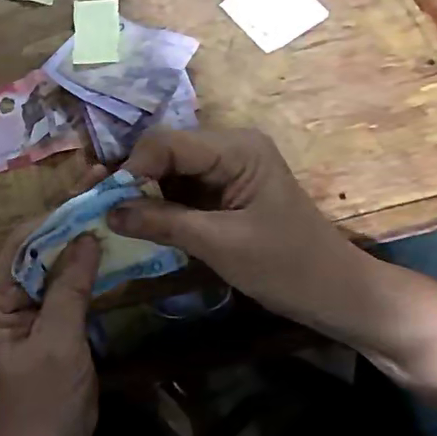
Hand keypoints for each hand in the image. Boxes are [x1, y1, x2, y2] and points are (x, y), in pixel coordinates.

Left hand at [0, 195, 103, 435]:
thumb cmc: (46, 402)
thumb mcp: (59, 341)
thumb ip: (70, 286)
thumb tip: (87, 235)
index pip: (24, 239)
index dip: (57, 209)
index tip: (91, 181)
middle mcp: (7, 295)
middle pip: (40, 244)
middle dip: (72, 216)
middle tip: (106, 183)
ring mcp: (30, 307)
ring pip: (57, 260)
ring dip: (82, 235)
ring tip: (113, 203)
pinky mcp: (52, 320)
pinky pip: (68, 281)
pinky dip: (88, 263)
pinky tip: (111, 243)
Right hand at [106, 129, 374, 333]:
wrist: (334, 293)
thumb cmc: (286, 266)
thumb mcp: (220, 245)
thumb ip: (163, 222)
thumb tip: (108, 211)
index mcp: (237, 148)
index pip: (168, 142)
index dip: (133, 167)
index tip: (105, 202)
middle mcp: (230, 147)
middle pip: (167, 152)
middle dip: (135, 179)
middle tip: (102, 210)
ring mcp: (228, 169)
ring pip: (171, 171)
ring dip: (145, 194)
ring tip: (114, 218)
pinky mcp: (225, 192)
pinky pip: (183, 189)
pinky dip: (162, 206)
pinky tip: (141, 223)